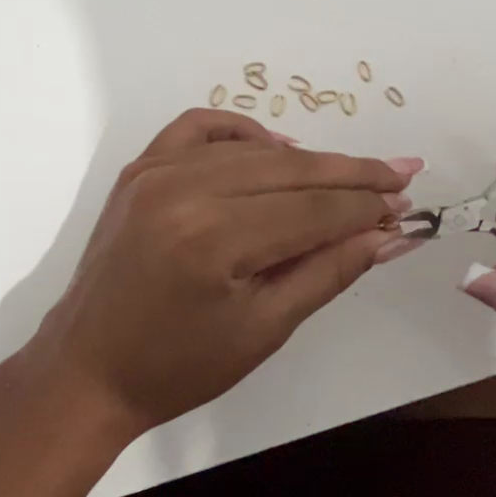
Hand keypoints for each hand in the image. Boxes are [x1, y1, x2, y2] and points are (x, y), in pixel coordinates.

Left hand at [23, 109, 423, 435]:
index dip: (365, 205)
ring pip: (253, 151)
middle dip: (350, 175)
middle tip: (398, 175)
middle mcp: (184, 190)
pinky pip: (201, 128)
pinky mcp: (139, 169)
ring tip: (348, 175)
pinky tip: (272, 150)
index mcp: (214, 239)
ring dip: (306, 160)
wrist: (88, 368)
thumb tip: (389, 235)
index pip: (313, 209)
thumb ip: (329, 272)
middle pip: (289, 170)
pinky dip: (243, 133)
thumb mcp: (264, 330)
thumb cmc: (178, 367)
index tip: (406, 202)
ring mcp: (155, 172)